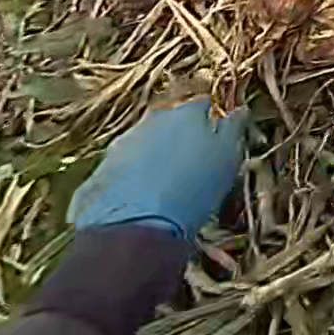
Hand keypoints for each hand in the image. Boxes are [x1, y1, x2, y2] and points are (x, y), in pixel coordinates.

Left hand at [68, 99, 247, 240]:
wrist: (136, 230)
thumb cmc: (195, 185)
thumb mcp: (227, 155)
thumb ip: (233, 128)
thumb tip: (239, 109)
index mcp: (186, 112)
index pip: (202, 104)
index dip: (209, 118)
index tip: (216, 133)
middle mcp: (150, 122)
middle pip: (168, 123)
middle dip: (177, 134)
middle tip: (189, 158)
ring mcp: (118, 149)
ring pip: (141, 146)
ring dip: (151, 156)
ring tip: (162, 182)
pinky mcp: (94, 178)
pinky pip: (118, 173)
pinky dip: (128, 180)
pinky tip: (137, 200)